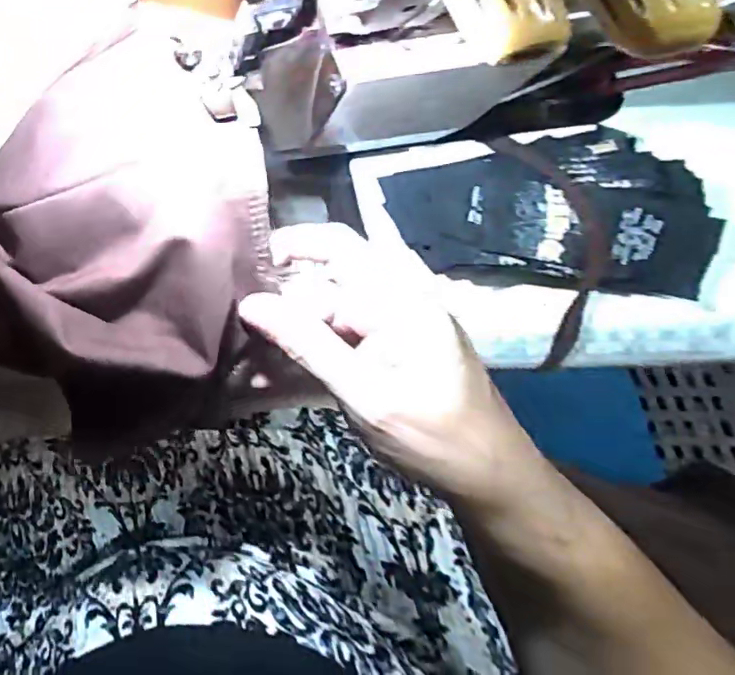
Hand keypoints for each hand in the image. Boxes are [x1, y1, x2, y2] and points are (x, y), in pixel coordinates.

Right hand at [240, 223, 550, 511]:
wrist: (495, 481)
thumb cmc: (435, 440)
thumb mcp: (365, 396)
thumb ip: (306, 344)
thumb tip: (249, 304)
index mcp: (400, 297)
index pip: (330, 252)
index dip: (282, 255)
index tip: (239, 278)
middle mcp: (400, 293)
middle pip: (326, 266)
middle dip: (281, 286)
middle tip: (242, 317)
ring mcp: (395, 314)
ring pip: (326, 294)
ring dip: (290, 317)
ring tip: (254, 348)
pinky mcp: (389, 336)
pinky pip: (338, 320)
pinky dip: (308, 337)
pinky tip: (278, 365)